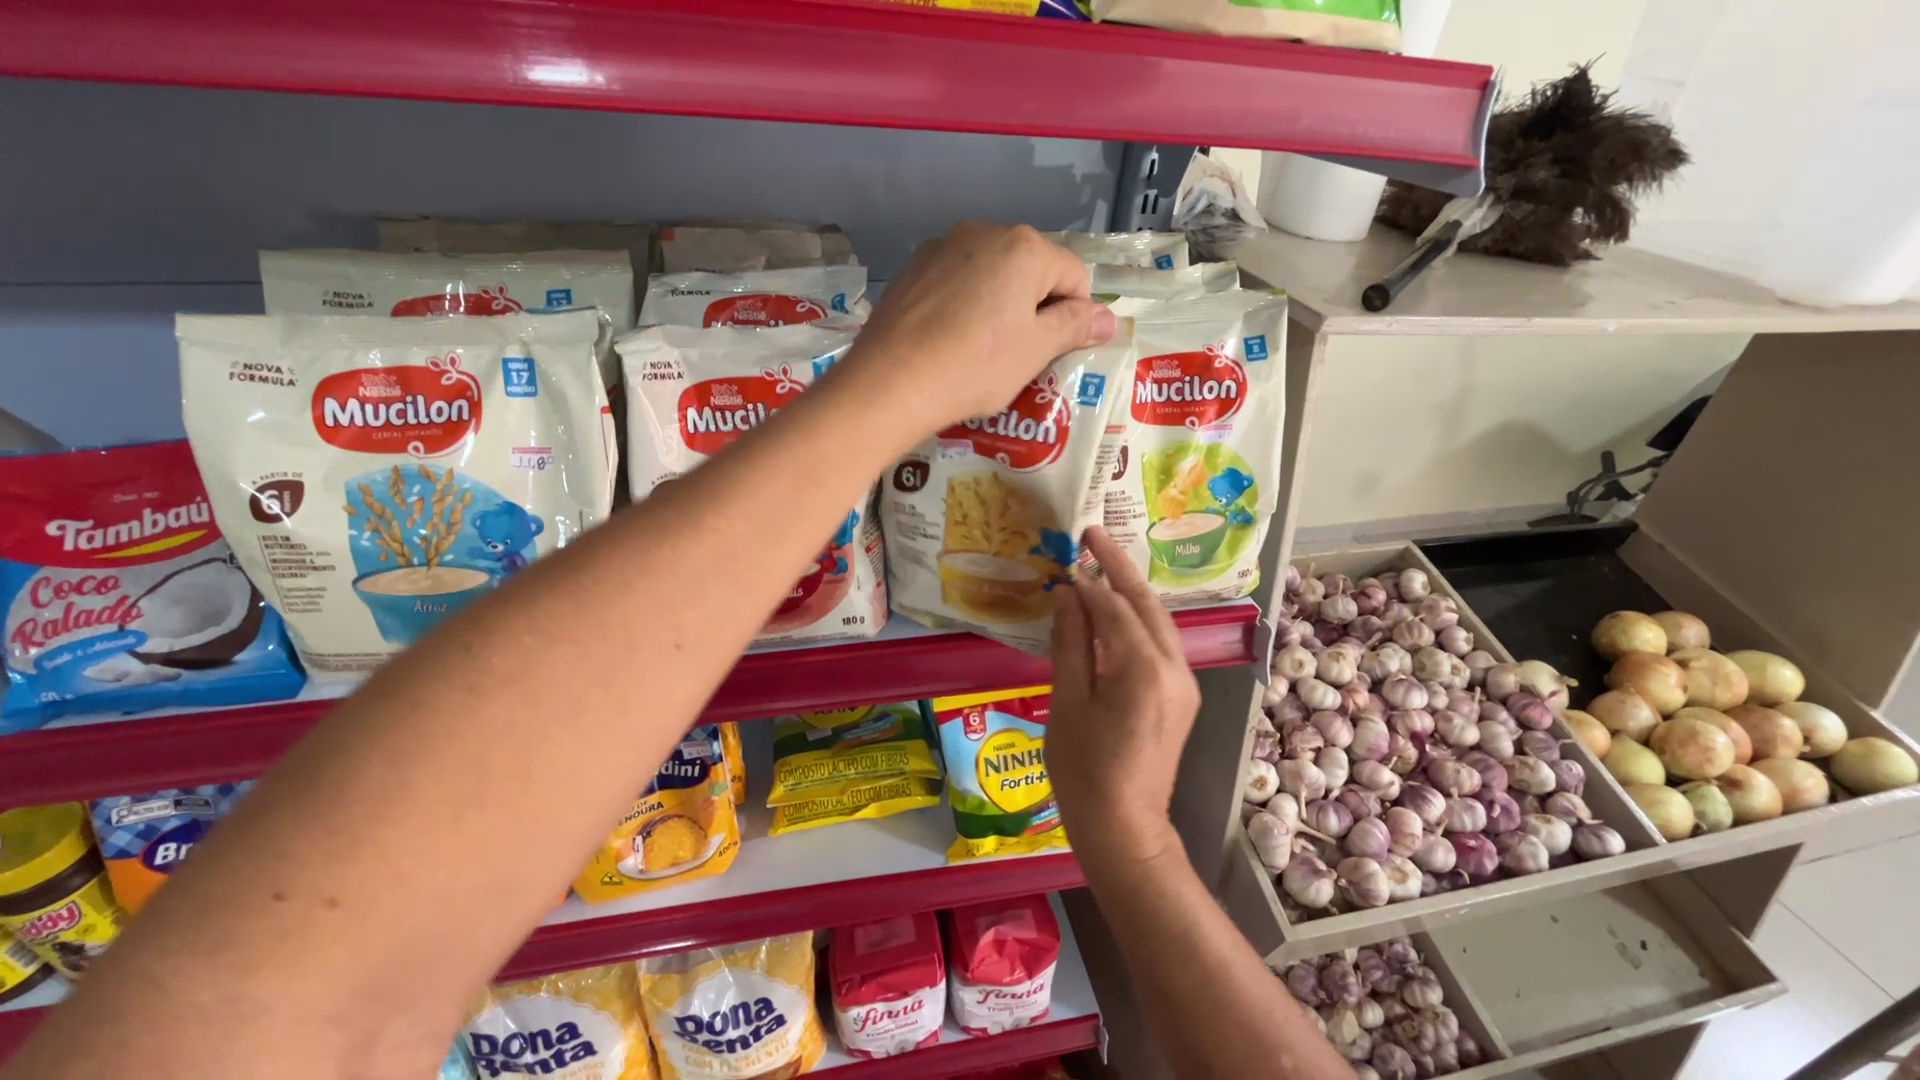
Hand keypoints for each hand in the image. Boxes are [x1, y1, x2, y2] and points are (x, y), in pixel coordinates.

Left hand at [838, 223, 1116, 432]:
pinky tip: (950, 341)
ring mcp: (941, 247)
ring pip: (991, 275)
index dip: (1075, 317)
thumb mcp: (1035, 350)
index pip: (1074, 276)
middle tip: (1019, 355)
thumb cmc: (975, 365)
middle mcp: (983, 232)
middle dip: (1035, 308)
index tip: (1054, 352)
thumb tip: (1110, 318)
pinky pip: (956, 283)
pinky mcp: (912, 270)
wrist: (890, 382)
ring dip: (999, 306)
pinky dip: (964, 307)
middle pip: (1031, 270)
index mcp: (1024, 246)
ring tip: (982, 352)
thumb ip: (1076, 326)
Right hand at [1047, 527, 1199, 866]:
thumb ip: (1070, 643)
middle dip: (1119, 567)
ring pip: (1159, 622)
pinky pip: (1160, 644)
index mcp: (1142, 670)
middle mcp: (1174, 668)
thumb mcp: (1067, 703)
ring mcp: (1184, 683)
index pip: (1114, 608)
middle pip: (1147, 604)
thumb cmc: (1083, 770)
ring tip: (1101, 562)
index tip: (1065, 557)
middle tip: (1092, 534)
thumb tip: (1068, 594)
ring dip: (1130, 591)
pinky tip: (1115, 612)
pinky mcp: (1182, 696)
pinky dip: (1137, 621)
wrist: (1124, 827)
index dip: (1088, 581)